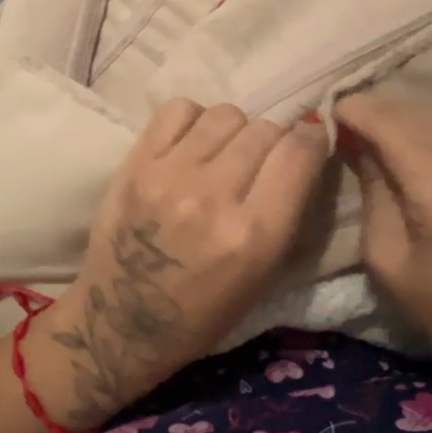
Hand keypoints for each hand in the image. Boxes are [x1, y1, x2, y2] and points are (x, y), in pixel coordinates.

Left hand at [42, 100, 330, 426]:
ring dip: (234, 130)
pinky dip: (193, 120)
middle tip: (260, 162)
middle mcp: (214, 197)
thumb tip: (306, 148)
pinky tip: (192, 145)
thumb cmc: (202, 313)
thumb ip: (288, 211)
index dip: (311, 142)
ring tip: (223, 154)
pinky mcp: (135, 164)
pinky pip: (178, 110)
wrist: (120, 322)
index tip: (307, 146)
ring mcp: (170, 176)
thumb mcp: (263, 277)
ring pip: (225, 114)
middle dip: (273, 141)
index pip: (299, 152)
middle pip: (264, 129)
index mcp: (254, 235)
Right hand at [335, 93, 431, 410]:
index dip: (359, 111)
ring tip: (375, 126)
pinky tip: (414, 139)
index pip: (395, 129)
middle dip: (377, 110)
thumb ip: (372, 188)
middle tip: (346, 118)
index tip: (330, 109)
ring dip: (405, 115)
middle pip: (418, 115)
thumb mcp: (386, 257)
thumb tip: (354, 137)